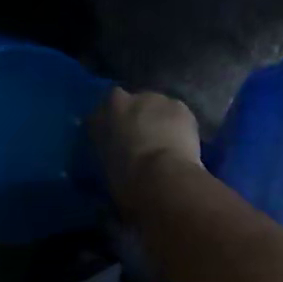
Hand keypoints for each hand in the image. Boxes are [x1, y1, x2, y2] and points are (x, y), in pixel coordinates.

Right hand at [90, 88, 203, 215]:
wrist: (160, 178)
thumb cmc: (127, 182)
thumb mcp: (108, 171)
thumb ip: (111, 156)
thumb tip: (119, 159)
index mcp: (98, 119)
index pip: (101, 117)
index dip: (113, 129)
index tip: (121, 143)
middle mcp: (122, 100)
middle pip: (130, 105)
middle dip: (138, 120)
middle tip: (146, 143)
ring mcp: (152, 99)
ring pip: (157, 107)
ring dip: (160, 121)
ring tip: (168, 146)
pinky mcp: (178, 106)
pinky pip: (178, 115)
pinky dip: (181, 127)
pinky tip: (185, 145)